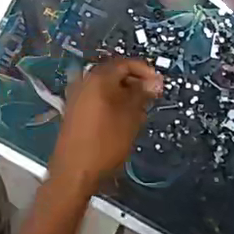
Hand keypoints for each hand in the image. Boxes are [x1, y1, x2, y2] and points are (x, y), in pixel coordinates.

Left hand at [48, 59, 161, 193]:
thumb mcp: (131, 116)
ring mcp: (76, 95)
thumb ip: (143, 93)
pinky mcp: (74, 110)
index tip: (159, 85)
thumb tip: (155, 80)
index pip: (126, 63)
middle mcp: (84, 81)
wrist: (75, 170)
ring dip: (124, 94)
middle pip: (115, 73)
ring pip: (106, 87)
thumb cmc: (106, 141)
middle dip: (135, 83)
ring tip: (139, 112)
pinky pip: (97, 98)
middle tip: (151, 98)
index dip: (145, 71)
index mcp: (98, 77)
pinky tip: (122, 120)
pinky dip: (111, 102)